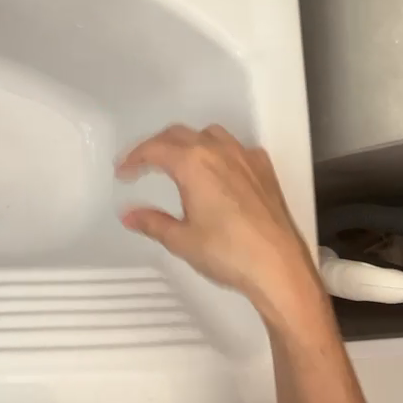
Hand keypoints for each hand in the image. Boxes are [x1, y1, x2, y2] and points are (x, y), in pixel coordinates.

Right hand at [117, 124, 318, 299]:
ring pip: (209, 135)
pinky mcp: (264, 171)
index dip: (134, 158)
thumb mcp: (180, 240)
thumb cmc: (228, 253)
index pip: (154, 149)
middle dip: (156, 146)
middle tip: (142, 165)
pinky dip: (218, 151)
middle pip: (179, 134)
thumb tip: (129, 215)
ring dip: (188, 142)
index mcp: (193, 164)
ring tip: (177, 162)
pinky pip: (236, 148)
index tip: (123, 172)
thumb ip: (152, 222)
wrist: (278, 268)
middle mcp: (219, 152)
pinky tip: (217, 171)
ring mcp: (245, 158)